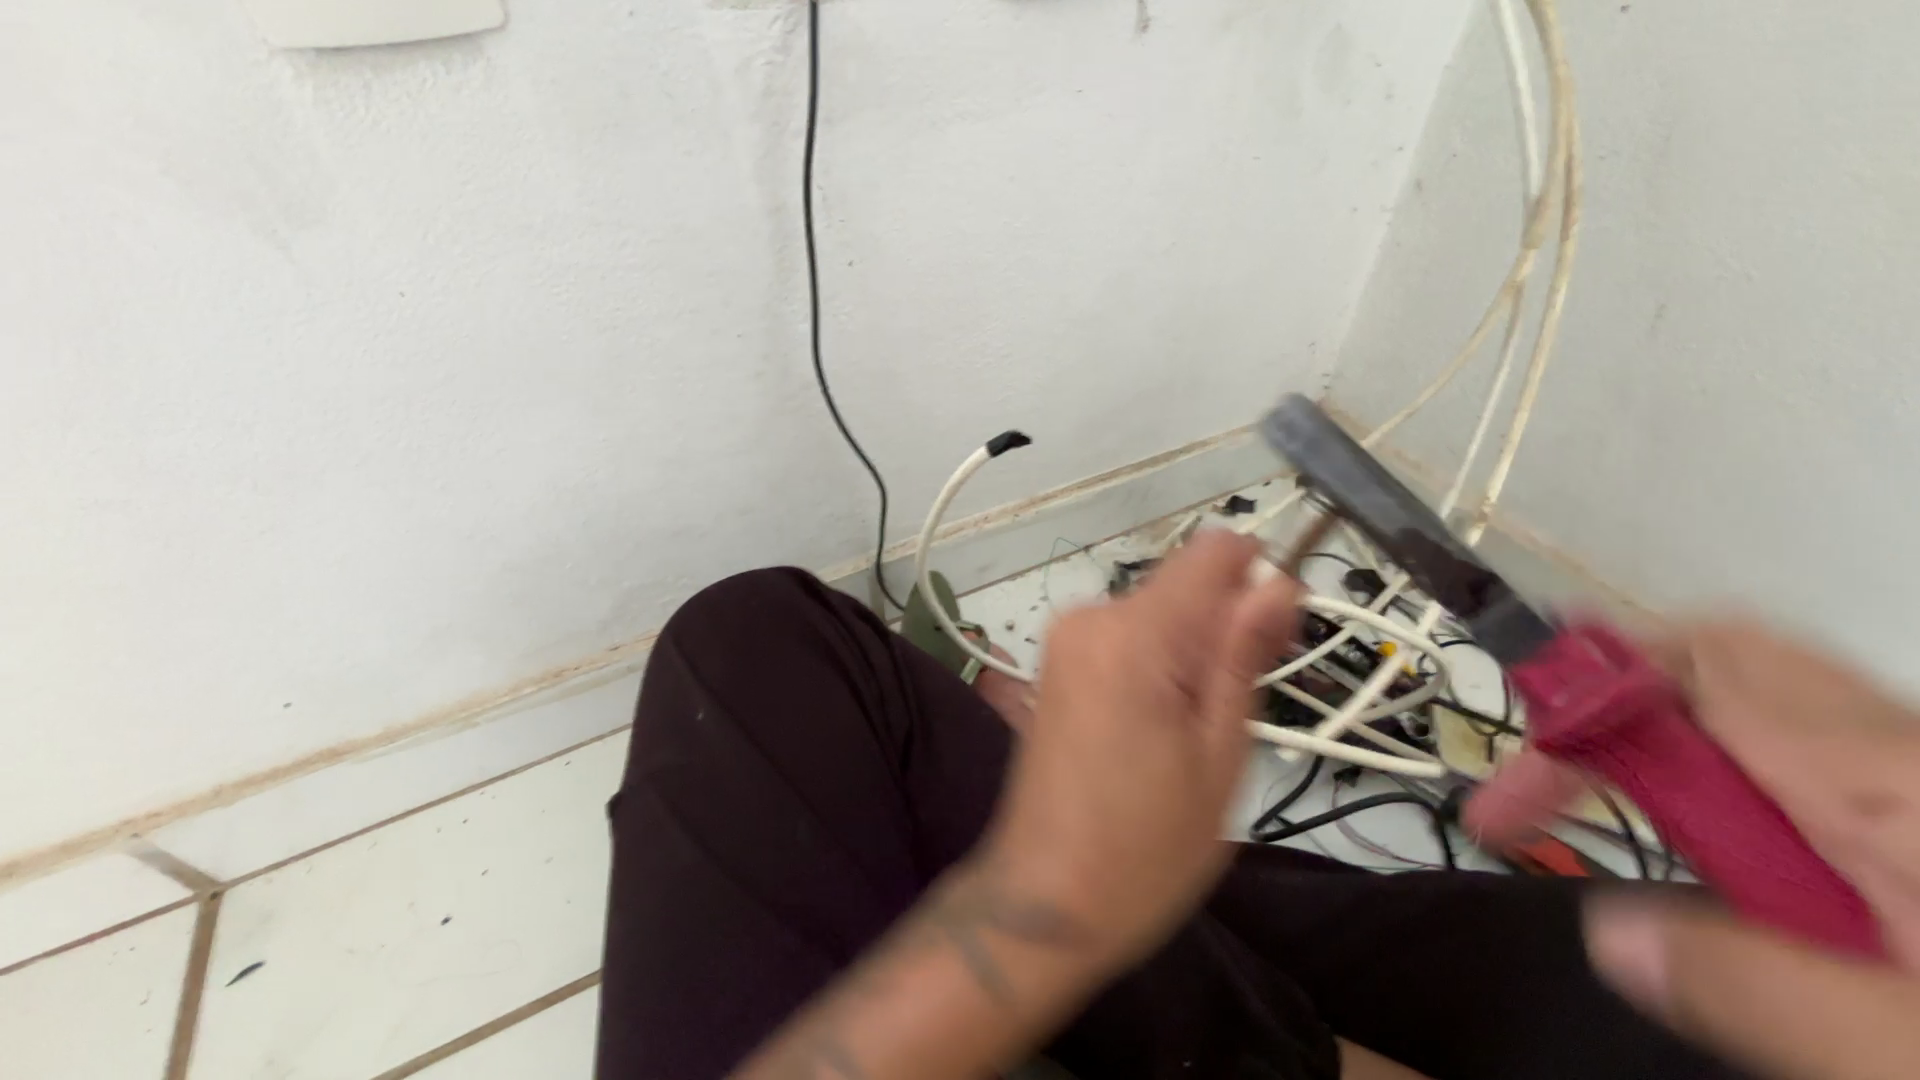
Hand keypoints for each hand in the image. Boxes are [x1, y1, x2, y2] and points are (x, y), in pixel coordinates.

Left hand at [981, 531, 1299, 970]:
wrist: (1045, 899)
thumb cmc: (1145, 847)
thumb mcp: (1219, 755)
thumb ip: (1243, 655)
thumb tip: (1277, 581)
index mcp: (1135, 635)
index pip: (1215, 552)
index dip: (1259, 582)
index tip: (1275, 642)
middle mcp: (1090, 619)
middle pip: (1185, 584)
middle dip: (1223, 631)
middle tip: (1228, 717)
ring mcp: (1064, 641)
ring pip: (1158, 613)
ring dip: (1188, 654)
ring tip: (1187, 737)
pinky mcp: (1054, 665)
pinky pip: (1125, 638)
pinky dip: (1154, 666)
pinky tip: (1154, 731)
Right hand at [1468, 621, 1919, 1079]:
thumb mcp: (1918, 1054)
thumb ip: (1759, 992)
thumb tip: (1612, 936)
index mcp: (1894, 786)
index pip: (1698, 662)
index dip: (1583, 693)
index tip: (1518, 772)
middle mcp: (1909, 756)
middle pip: (1723, 661)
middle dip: (1614, 710)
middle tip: (1554, 792)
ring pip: (1760, 714)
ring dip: (1668, 761)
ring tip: (1635, 838)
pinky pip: (1809, 764)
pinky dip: (1733, 794)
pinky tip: (1746, 875)